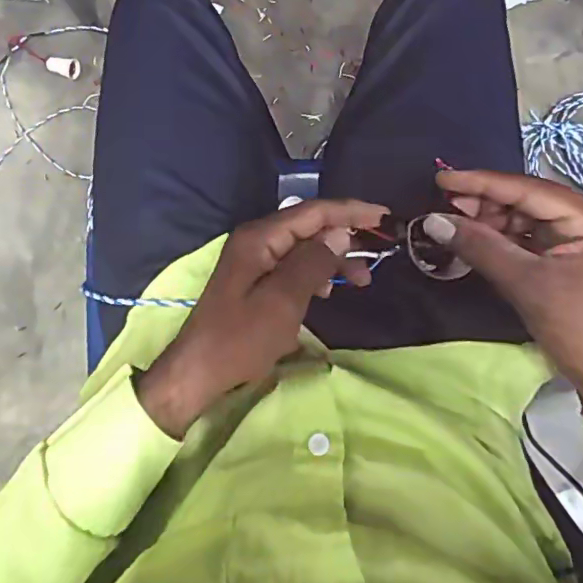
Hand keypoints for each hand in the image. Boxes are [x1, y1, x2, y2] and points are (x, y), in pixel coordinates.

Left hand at [136, 198, 389, 436]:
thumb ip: (312, 263)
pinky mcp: (254, 280)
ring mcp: (253, 260)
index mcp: (259, 237)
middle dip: (345, 237)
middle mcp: (255, 240)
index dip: (350, 211)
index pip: (313, 212)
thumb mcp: (283, 301)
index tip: (384, 217)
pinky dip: (315, 273)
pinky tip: (329, 290)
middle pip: (309, 226)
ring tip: (361, 281)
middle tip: (377, 256)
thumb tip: (340, 235)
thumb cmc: (240, 338)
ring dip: (333, 259)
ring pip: (304, 247)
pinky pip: (293, 266)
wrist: (198, 371)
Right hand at [424, 169, 582, 426]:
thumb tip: (433, 220)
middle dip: (484, 203)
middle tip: (442, 205)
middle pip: (528, 201)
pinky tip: (472, 239)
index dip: (483, 183)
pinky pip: (527, 240)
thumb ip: (480, 246)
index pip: (531, 190)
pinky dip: (499, 240)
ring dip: (488, 222)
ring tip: (451, 224)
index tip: (442, 177)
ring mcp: (581, 241)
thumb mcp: (527, 285)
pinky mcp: (569, 260)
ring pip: (524, 220)